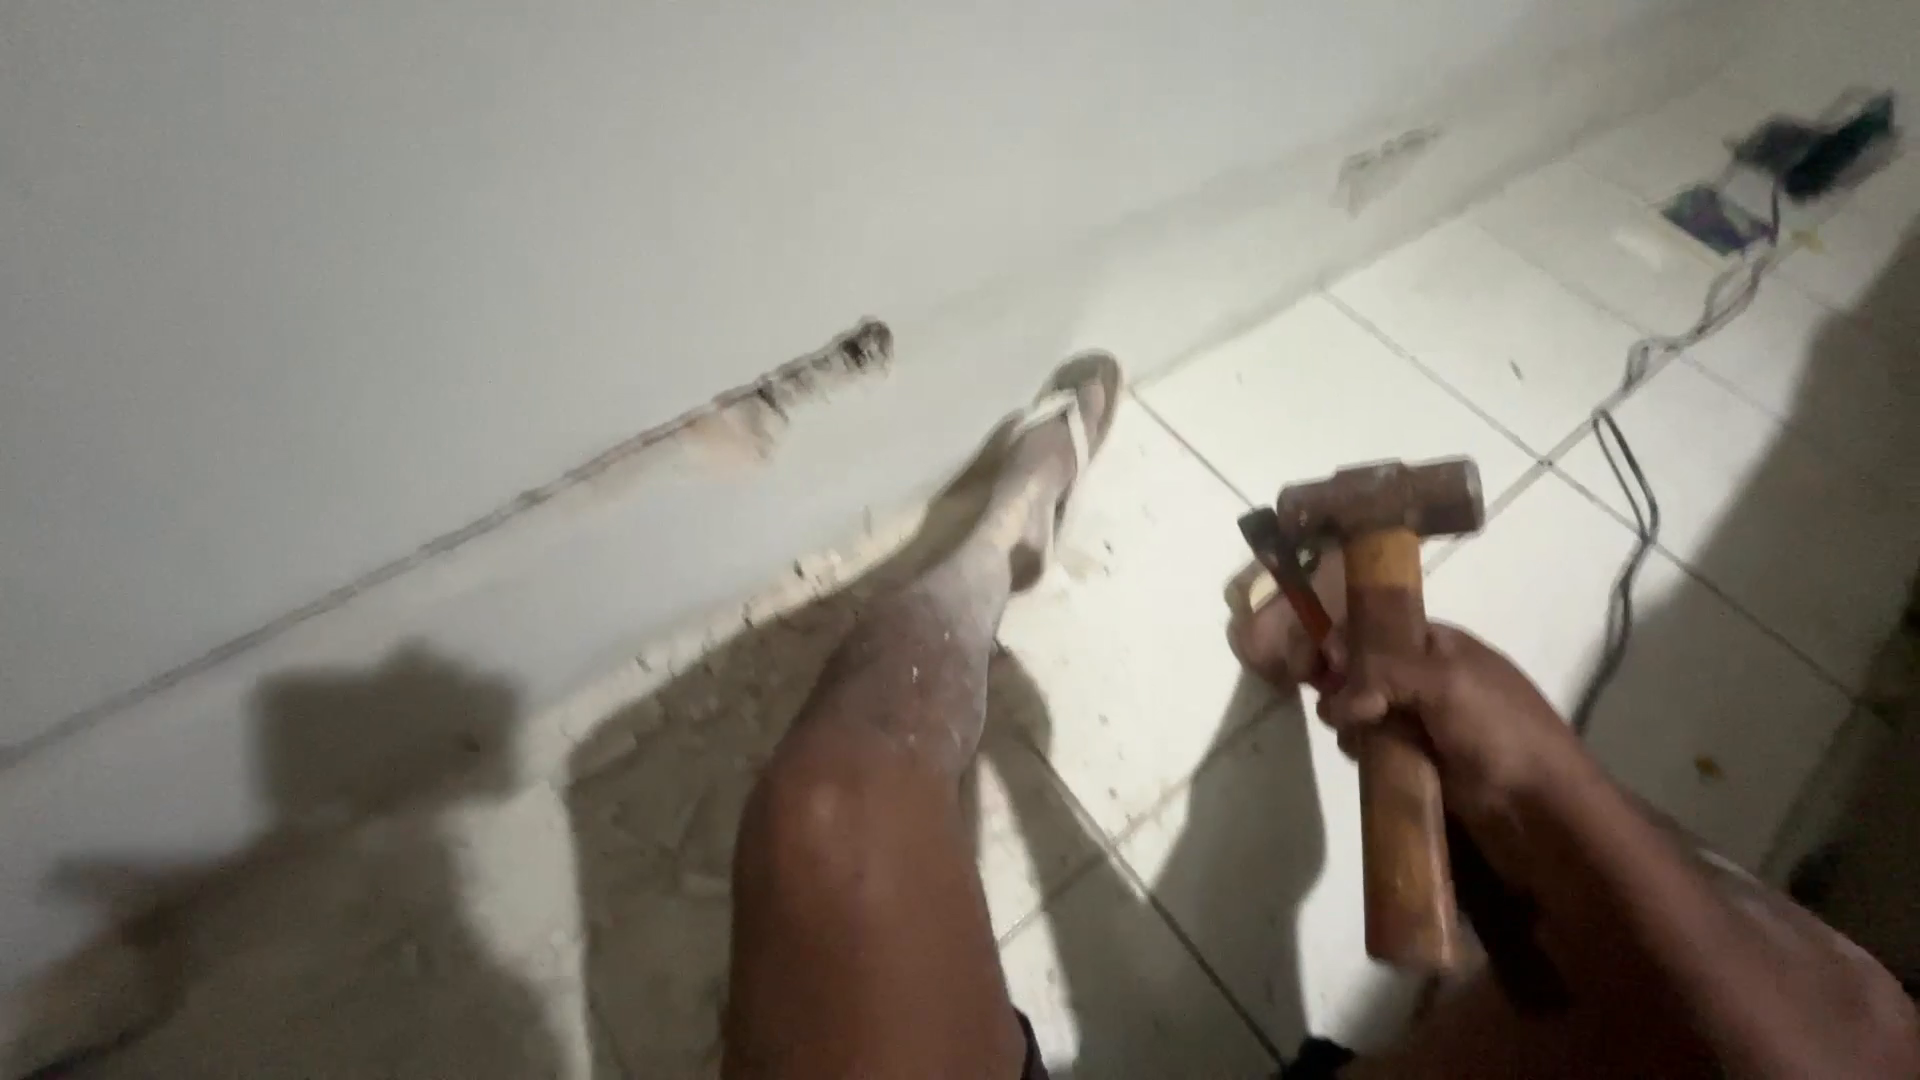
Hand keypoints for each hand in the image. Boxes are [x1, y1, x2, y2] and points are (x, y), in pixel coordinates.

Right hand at [1318, 624, 1587, 816]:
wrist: (1540, 810)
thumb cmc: (1498, 731)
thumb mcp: (1444, 680)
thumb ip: (1381, 670)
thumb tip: (1333, 696)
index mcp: (1436, 644)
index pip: (1371, 626)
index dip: (1340, 641)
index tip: (1320, 666)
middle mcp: (1422, 674)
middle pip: (1355, 665)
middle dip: (1338, 683)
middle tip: (1339, 707)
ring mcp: (1416, 717)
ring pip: (1355, 705)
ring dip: (1346, 719)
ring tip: (1356, 737)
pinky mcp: (1410, 755)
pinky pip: (1366, 740)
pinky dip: (1358, 745)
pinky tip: (1365, 757)